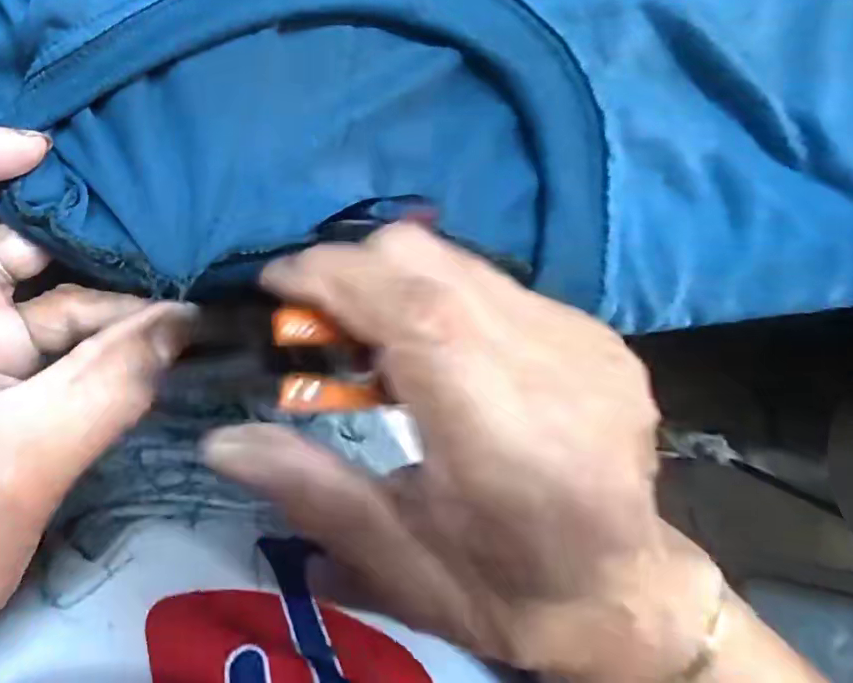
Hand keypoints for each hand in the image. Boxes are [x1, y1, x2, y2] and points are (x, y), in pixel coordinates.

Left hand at [0, 128, 193, 681]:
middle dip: (38, 198)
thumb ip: (113, 380)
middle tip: (106, 182)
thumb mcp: (26, 453)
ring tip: (150, 239)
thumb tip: (189, 320)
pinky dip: (100, 310)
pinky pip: (53, 311)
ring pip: (23, 261)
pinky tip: (153, 313)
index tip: (40, 150)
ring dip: (85, 256)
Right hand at [203, 224, 720, 681]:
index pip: (414, 314)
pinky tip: (430, 342)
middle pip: (426, 261)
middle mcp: (551, 369)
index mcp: (505, 440)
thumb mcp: (397, 561)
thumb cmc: (506, 591)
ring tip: (367, 327)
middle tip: (314, 316)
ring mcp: (580, 339)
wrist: (633, 597)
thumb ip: (307, 488)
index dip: (334, 278)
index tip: (276, 282)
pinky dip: (432, 288)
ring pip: (451, 256)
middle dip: (347, 268)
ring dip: (387, 274)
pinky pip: (483, 276)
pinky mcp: (591, 328)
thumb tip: (219, 440)